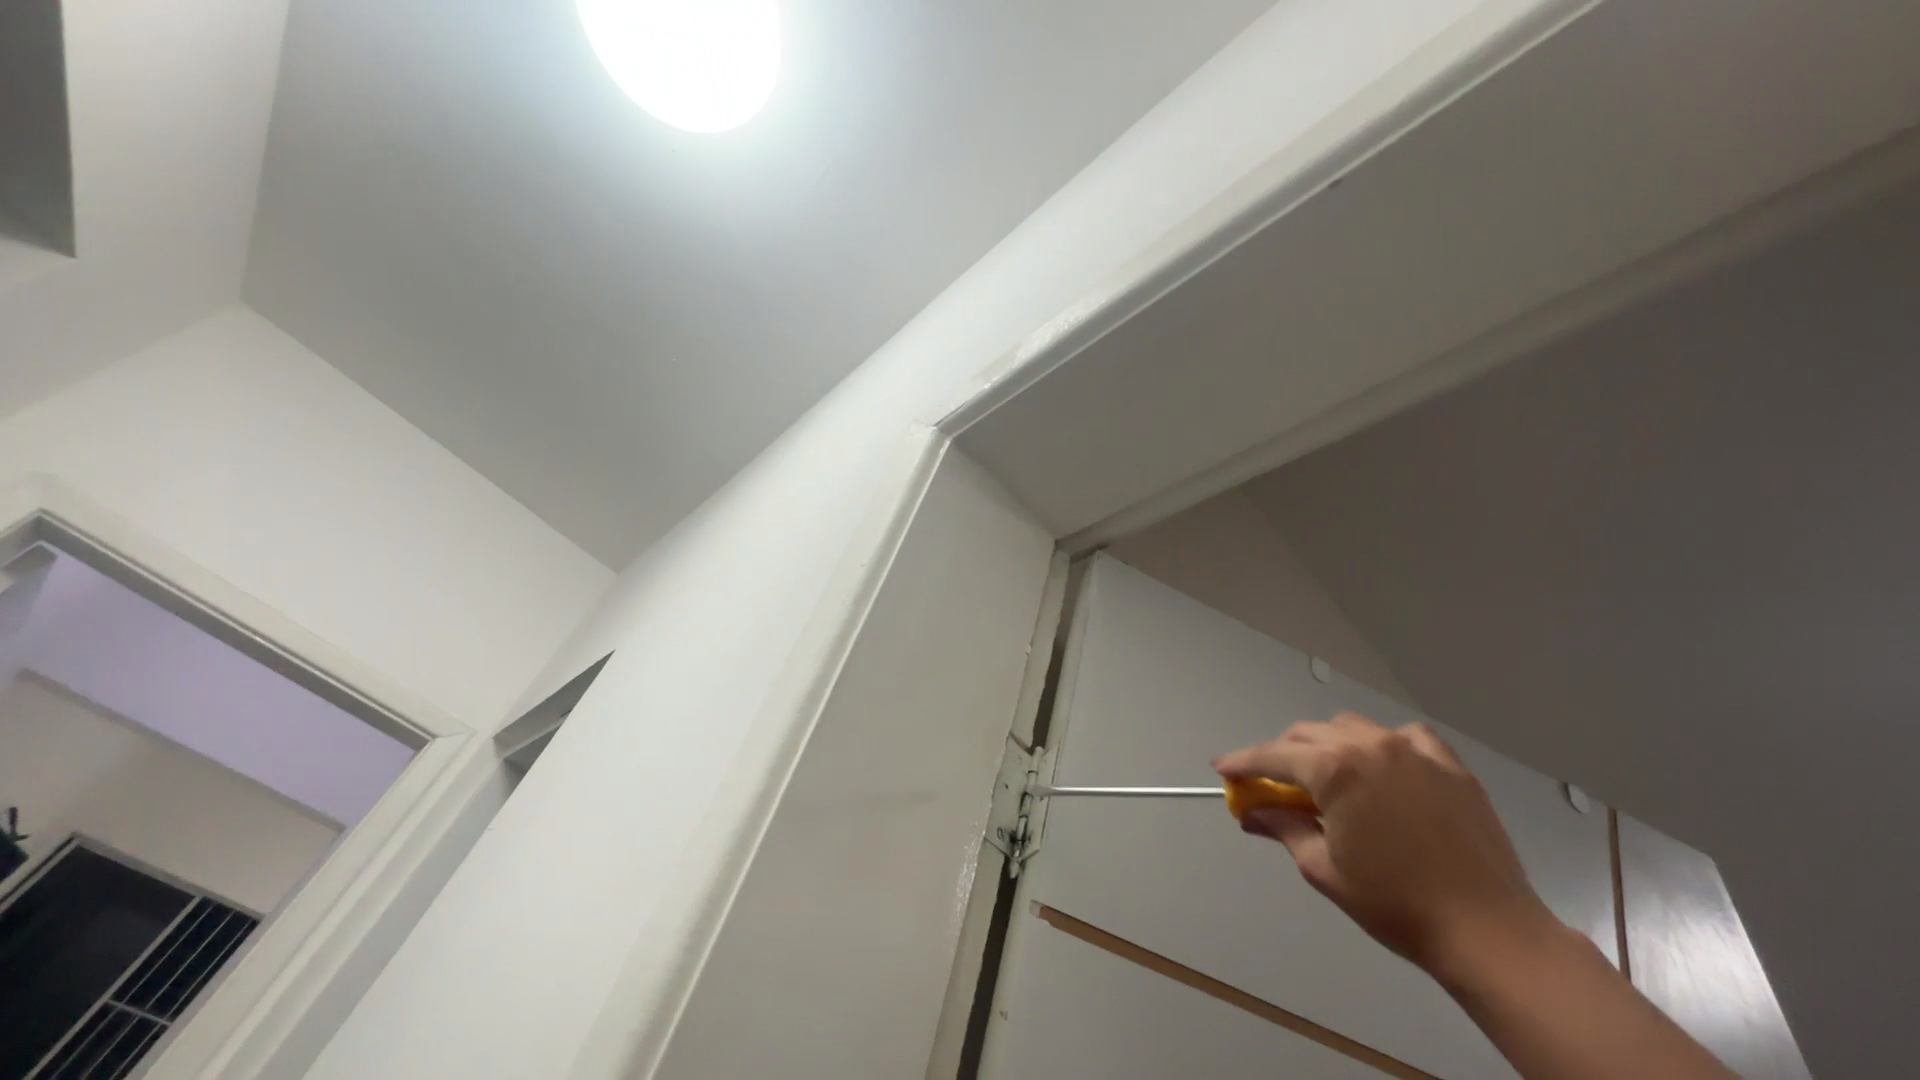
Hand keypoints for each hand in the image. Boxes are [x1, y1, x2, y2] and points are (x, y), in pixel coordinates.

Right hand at [1213, 712, 1557, 980]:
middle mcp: (1371, 746)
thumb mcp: (1324, 869)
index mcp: (1335, 770)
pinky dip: (1384, 744)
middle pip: (1309, 734)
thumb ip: (1284, 828)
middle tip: (1274, 786)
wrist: (1485, 928)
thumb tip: (1254, 812)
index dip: (1242, 761)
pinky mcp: (1450, 766)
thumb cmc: (1394, 904)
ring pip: (1353, 727)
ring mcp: (1415, 752)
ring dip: (1329, 744)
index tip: (1222, 767)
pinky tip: (1385, 769)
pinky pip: (1406, 736)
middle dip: (1283, 754)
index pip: (1273, 756)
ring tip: (1328, 778)